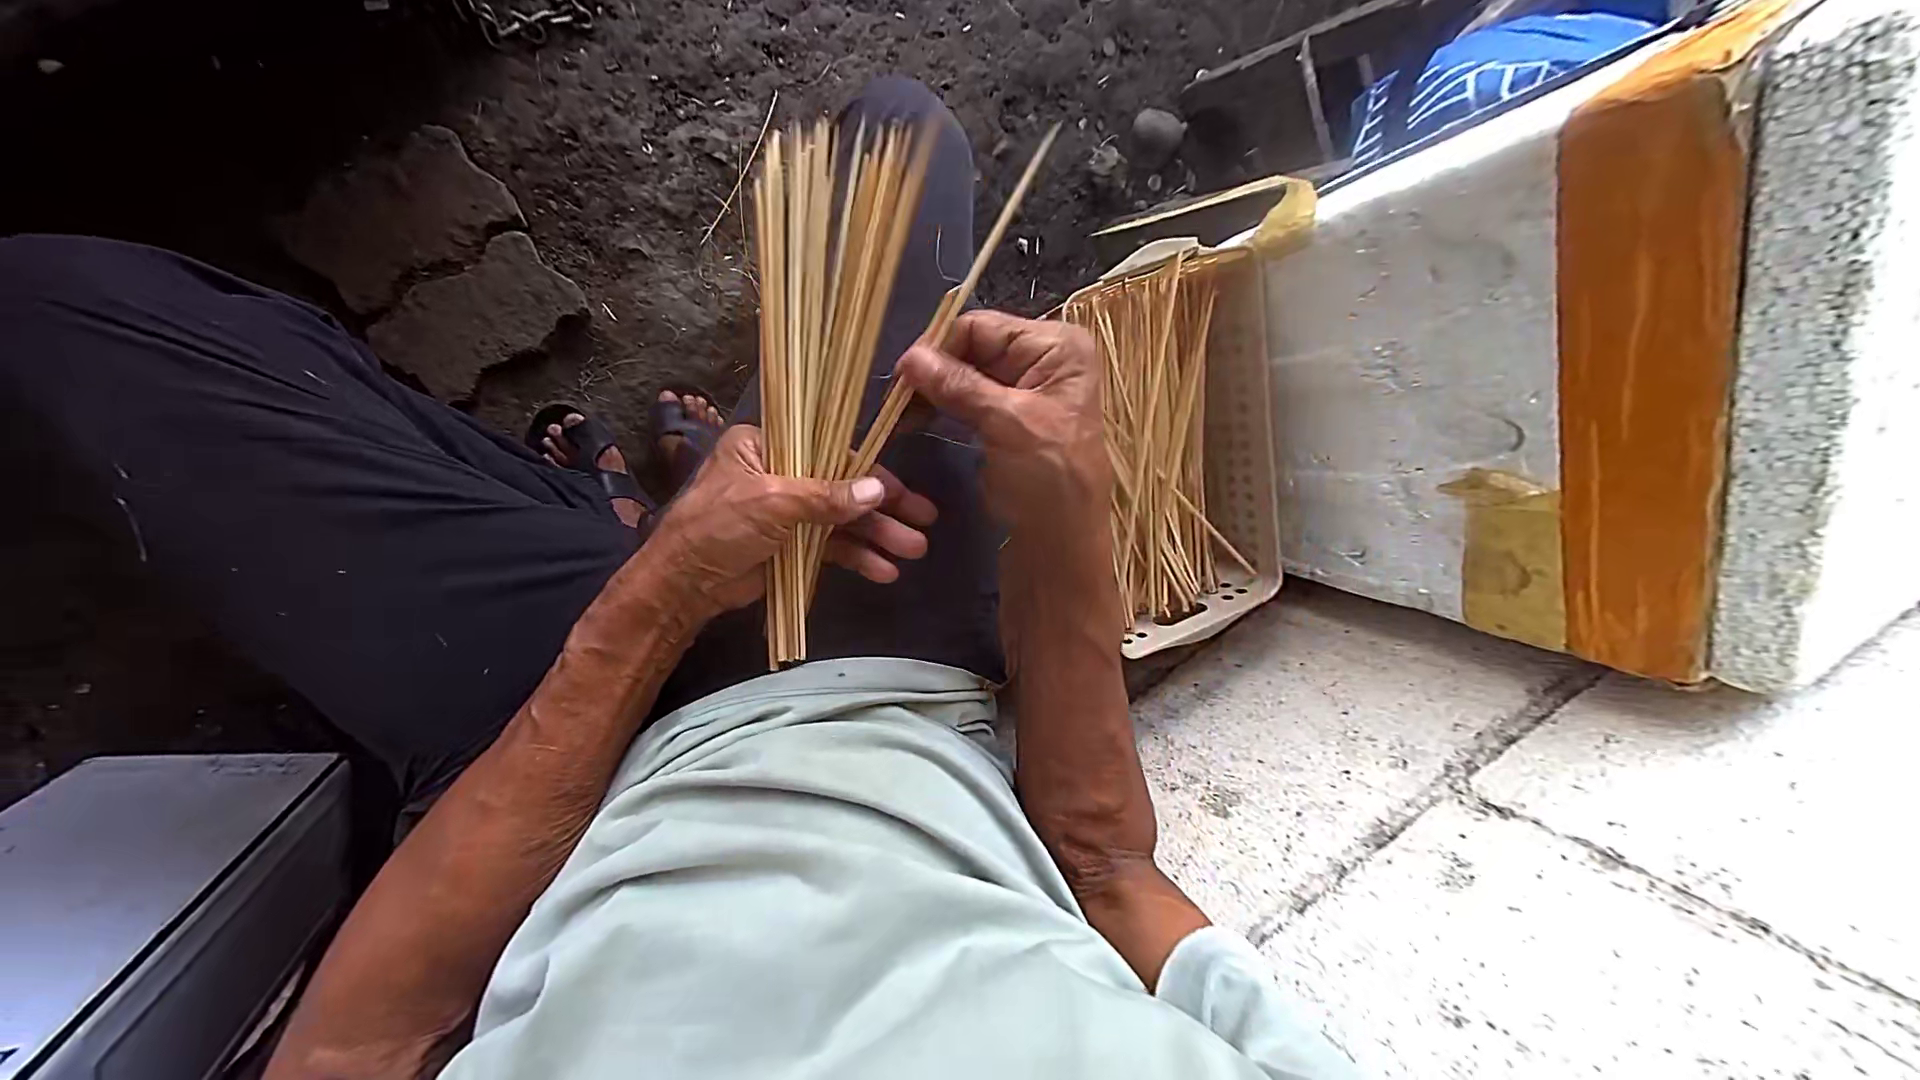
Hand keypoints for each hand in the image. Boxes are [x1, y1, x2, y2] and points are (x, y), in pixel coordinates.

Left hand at [639, 424, 936, 618]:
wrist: (684, 585)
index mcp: (768, 446)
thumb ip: (826, 497)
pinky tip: (884, 571)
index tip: (902, 490)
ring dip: (877, 536)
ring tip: (913, 551)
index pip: (830, 450)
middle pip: (845, 487)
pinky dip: (858, 557)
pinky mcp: (793, 545)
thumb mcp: (772, 502)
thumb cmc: (718, 527)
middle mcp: (783, 473)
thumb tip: (877, 491)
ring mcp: (790, 512)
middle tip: (923, 524)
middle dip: (884, 509)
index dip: (870, 471)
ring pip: (843, 520)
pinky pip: (833, 546)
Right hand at [895, 310, 1111, 536]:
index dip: (939, 346)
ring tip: (900, 414)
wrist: (1061, 538)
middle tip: (895, 399)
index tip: (902, 374)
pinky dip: (942, 407)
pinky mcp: (1007, 416)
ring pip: (965, 375)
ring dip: (932, 391)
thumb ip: (959, 386)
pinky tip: (915, 419)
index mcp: (1056, 347)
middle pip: (972, 348)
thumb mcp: (1007, 424)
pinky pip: (967, 400)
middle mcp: (1042, 359)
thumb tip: (909, 358)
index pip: (983, 327)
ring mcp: (1024, 388)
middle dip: (933, 371)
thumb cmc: (1047, 478)